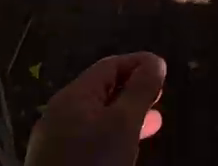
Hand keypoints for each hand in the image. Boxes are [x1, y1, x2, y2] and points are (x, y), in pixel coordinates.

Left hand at [25, 53, 165, 165]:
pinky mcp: (56, 165)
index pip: (110, 65)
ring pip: (96, 119)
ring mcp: (53, 143)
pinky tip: (123, 152)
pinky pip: (87, 140)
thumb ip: (141, 89)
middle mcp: (58, 115)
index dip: (139, 64)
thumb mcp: (124, 123)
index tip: (163, 74)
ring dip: (125, 118)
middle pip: (103, 92)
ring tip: (150, 128)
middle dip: (134, 94)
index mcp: (72, 96)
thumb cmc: (93, 164)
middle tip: (159, 102)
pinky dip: (110, 138)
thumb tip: (154, 62)